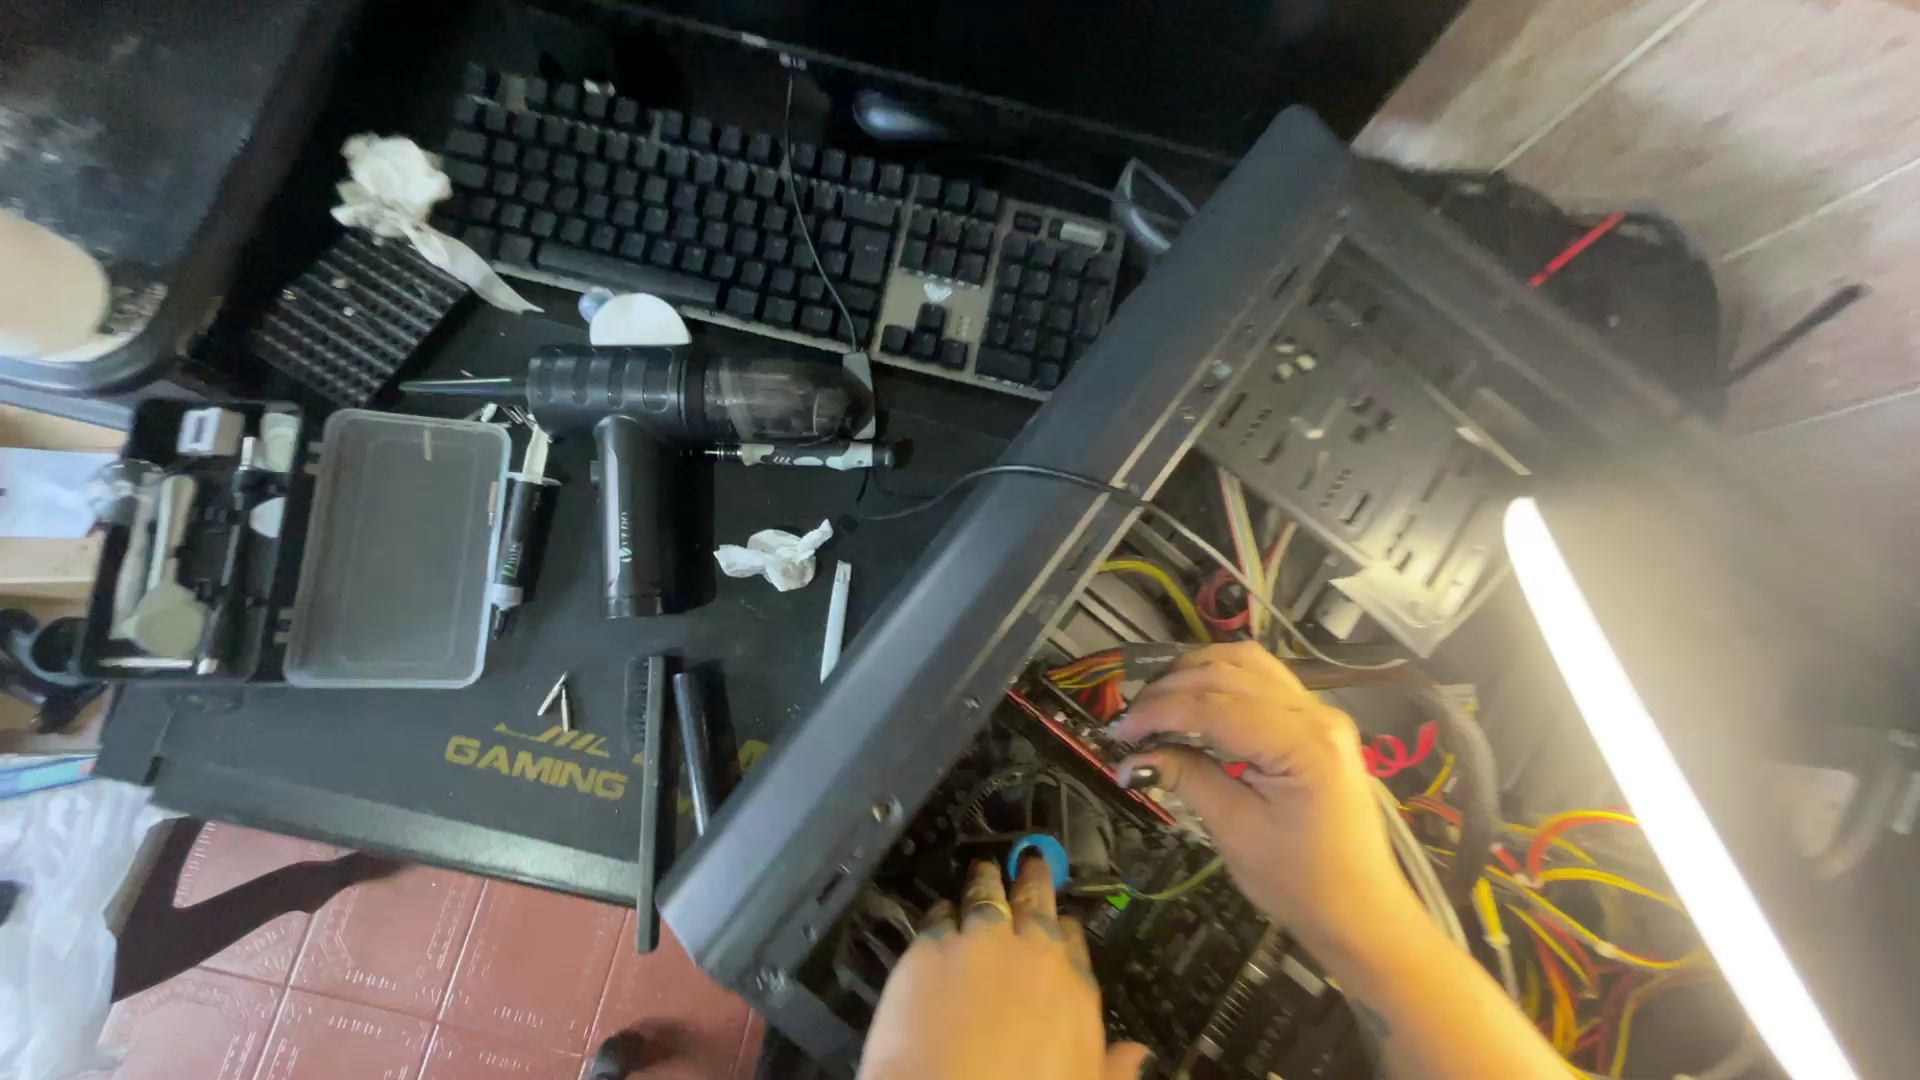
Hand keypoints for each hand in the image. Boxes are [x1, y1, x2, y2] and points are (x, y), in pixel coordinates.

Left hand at [858, 858, 1151, 1079]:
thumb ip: (1112, 1067)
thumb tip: (1142, 1054)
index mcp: (1073, 987)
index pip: (1073, 939)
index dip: (1063, 928)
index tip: (1059, 922)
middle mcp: (1030, 952)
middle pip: (1033, 900)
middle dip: (1032, 879)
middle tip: (1029, 862)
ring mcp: (979, 941)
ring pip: (985, 894)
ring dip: (986, 880)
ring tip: (983, 870)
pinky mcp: (931, 946)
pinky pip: (939, 915)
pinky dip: (943, 912)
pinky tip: (942, 911)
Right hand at [1111, 642, 1420, 956]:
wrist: (1363, 913)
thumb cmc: (1302, 883)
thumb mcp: (1236, 832)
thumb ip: (1185, 778)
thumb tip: (1128, 758)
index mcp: (1305, 745)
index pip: (1216, 707)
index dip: (1160, 712)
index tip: (1119, 731)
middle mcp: (1317, 713)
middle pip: (1228, 673)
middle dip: (1170, 689)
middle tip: (1130, 719)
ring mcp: (1319, 711)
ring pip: (1244, 661)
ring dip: (1193, 672)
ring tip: (1155, 700)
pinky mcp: (1313, 718)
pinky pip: (1260, 675)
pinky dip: (1219, 676)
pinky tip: (1192, 694)